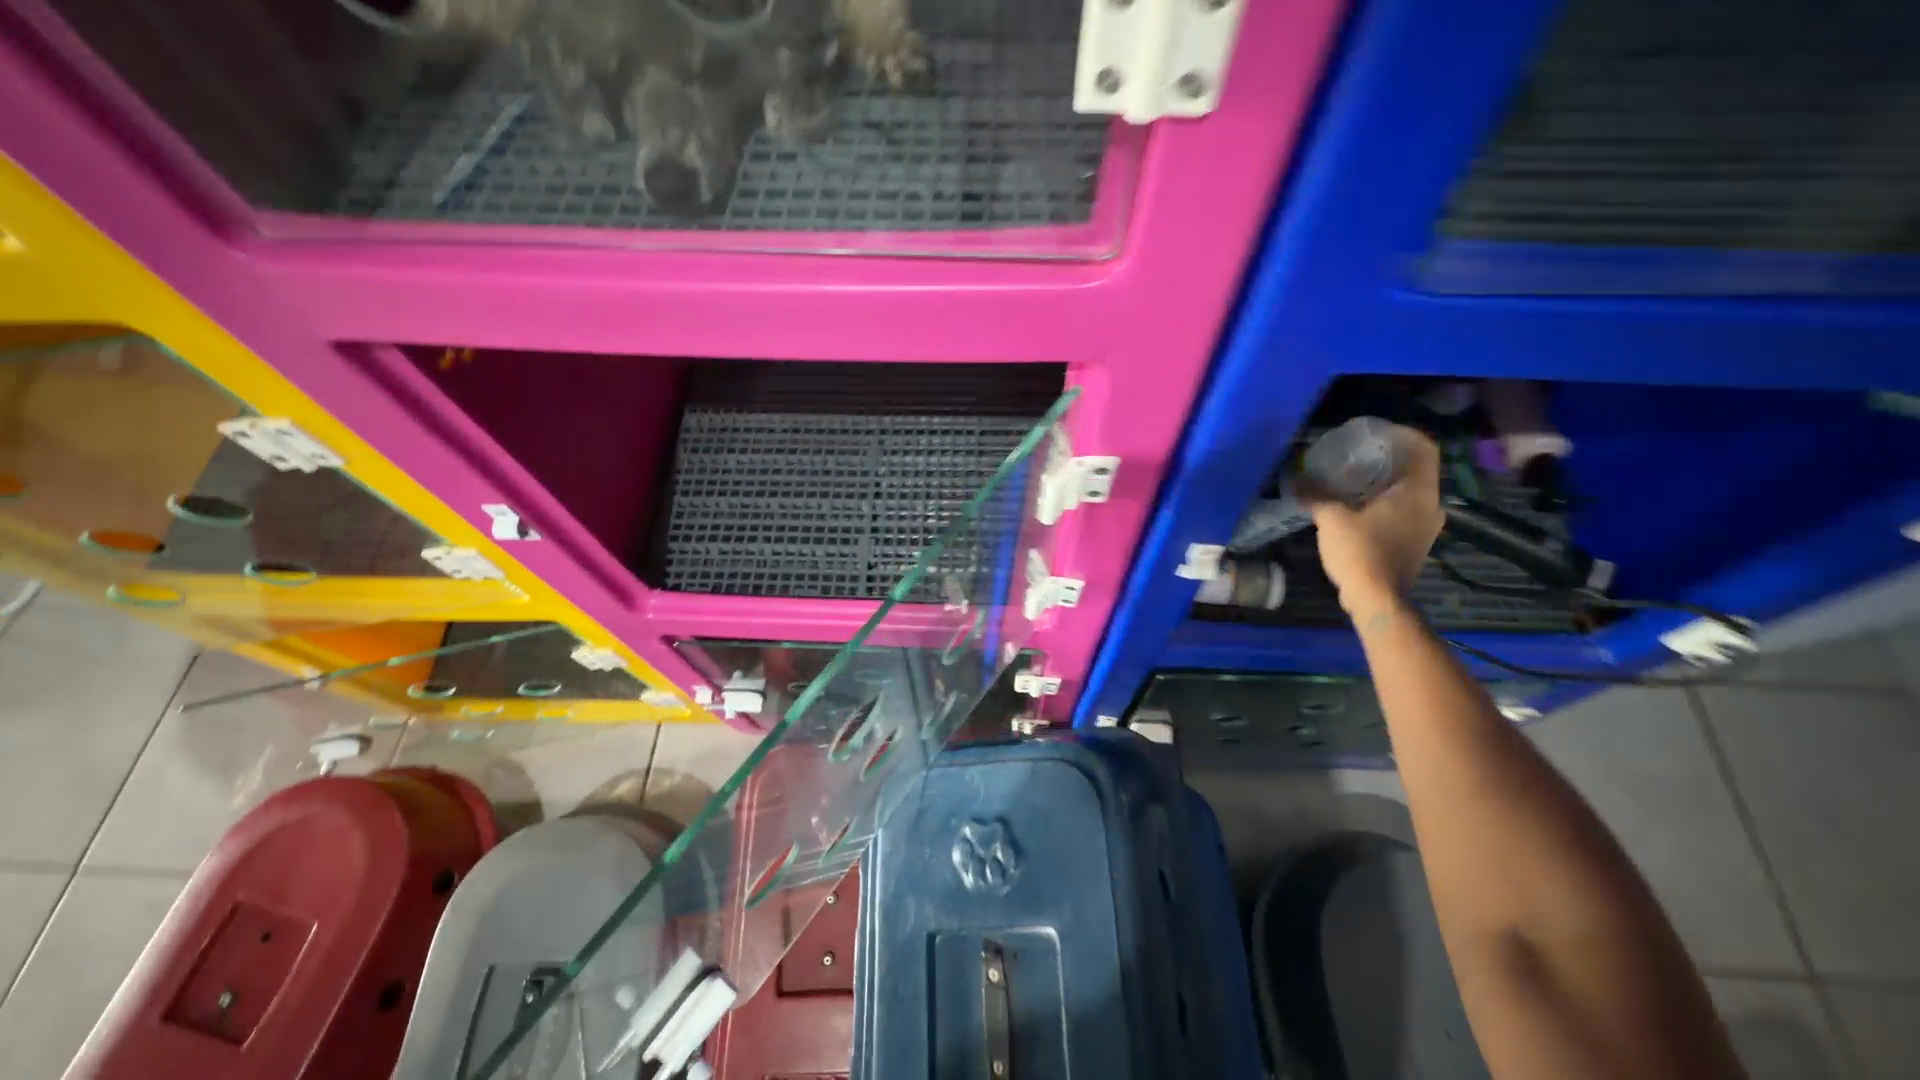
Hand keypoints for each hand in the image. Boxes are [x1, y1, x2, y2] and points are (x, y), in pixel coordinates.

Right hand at [1306, 425, 1444, 617]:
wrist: (1378, 600)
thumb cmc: (1361, 552)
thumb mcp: (1332, 519)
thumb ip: (1316, 495)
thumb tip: (1295, 480)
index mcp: (1417, 491)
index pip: (1424, 448)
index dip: (1403, 434)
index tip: (1376, 433)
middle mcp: (1430, 505)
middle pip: (1416, 469)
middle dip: (1389, 458)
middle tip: (1359, 454)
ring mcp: (1426, 526)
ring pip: (1410, 492)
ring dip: (1386, 483)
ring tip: (1355, 479)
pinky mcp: (1416, 543)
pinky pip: (1405, 511)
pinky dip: (1386, 503)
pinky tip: (1359, 507)